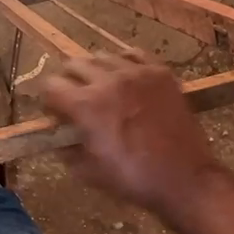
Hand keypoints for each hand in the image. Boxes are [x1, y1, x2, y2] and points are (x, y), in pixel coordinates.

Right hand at [40, 52, 221, 213]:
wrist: (185, 179)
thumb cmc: (134, 179)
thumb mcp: (89, 172)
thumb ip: (66, 149)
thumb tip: (57, 136)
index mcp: (86, 105)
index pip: (51, 86)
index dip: (48, 100)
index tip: (55, 111)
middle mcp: (108, 80)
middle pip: (73, 64)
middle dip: (68, 81)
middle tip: (75, 98)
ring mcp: (136, 73)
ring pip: (101, 55)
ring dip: (95, 70)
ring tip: (103, 87)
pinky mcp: (160, 72)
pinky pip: (133, 54)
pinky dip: (123, 63)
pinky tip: (126, 78)